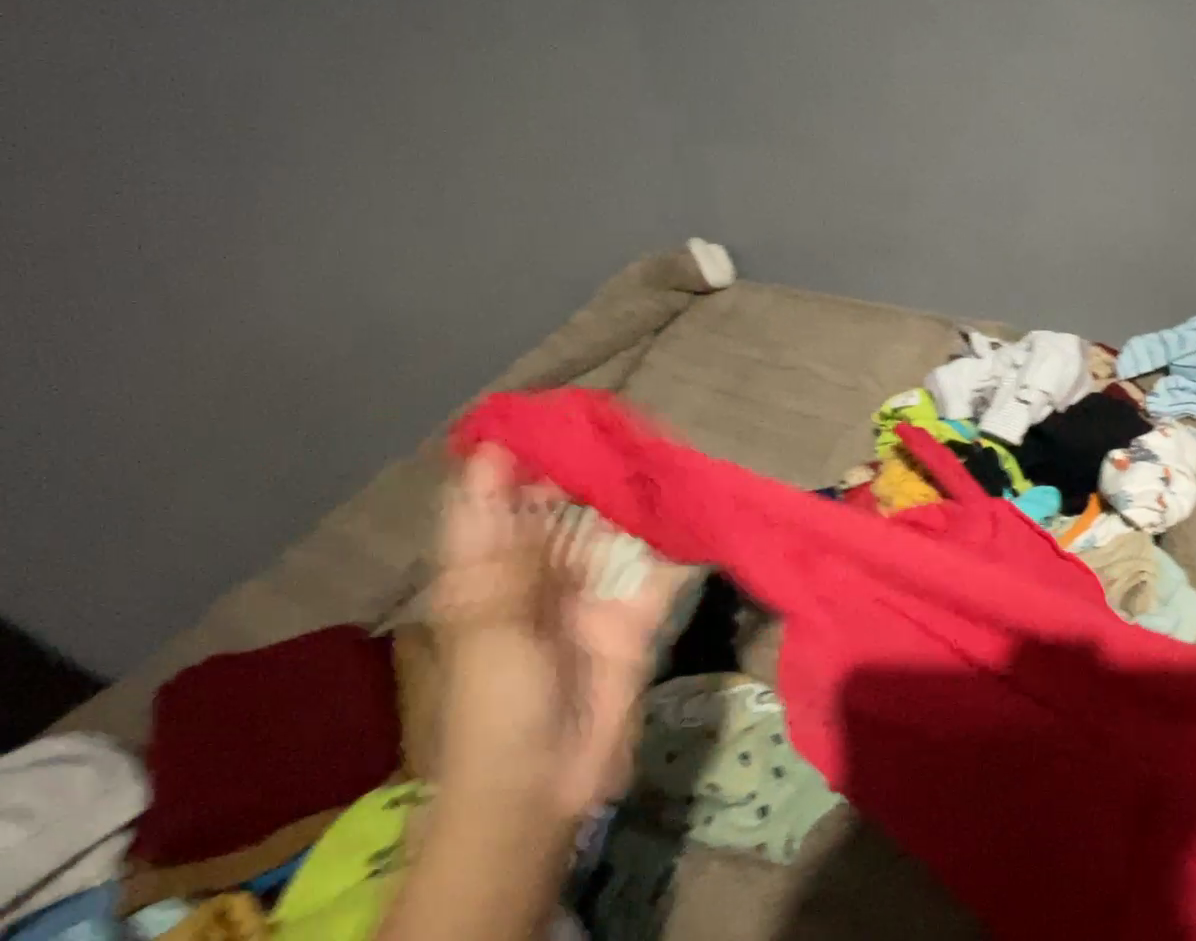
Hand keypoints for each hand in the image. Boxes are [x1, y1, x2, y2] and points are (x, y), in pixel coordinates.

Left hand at [431, 444, 694, 816]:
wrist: (544, 788)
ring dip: (634, 497)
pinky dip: (677, 542)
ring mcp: (591, 594)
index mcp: (491, 572)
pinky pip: (657, 570)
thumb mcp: (491, 623)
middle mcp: (540, 574)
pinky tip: (695, 506)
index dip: (515, 458)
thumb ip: (502, 544)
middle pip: (561, 509)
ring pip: (613, 531)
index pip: (498, 501)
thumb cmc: (497, 707)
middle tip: (622, 423)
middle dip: (587, 470)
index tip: (548, 416)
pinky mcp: (634, 617)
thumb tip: (493, 457)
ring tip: (662, 448)